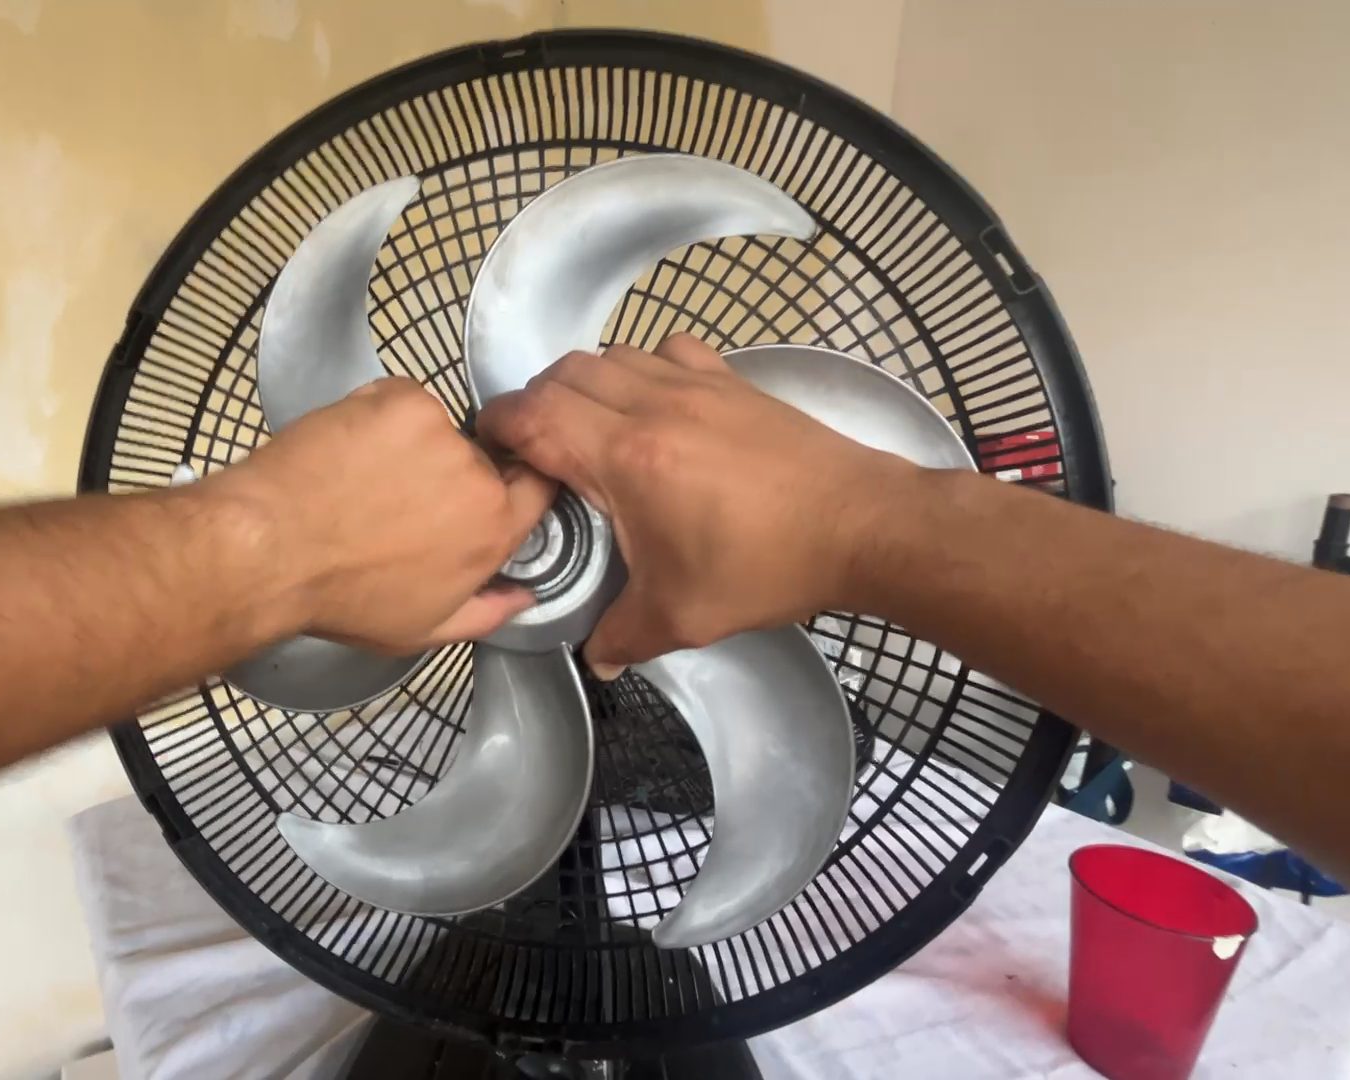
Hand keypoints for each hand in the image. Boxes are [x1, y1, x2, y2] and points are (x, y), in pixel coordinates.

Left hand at [222, 377, 556, 653]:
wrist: (270, 548)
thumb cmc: (344, 598)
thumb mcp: (422, 631)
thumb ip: (487, 613)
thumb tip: (524, 596)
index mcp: (491, 529)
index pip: (537, 487)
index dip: (514, 487)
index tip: (484, 492)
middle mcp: (476, 474)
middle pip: (482, 462)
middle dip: (451, 478)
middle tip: (402, 498)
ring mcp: (437, 429)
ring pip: (439, 433)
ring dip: (414, 449)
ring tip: (364, 477)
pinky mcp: (398, 397)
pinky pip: (404, 403)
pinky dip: (382, 420)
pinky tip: (349, 449)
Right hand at [476, 334, 915, 676]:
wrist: (863, 527)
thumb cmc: (765, 568)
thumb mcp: (681, 616)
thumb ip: (622, 637)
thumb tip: (595, 661)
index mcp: (627, 459)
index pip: (536, 416)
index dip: (497, 424)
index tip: (485, 446)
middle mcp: (652, 406)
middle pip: (563, 375)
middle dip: (532, 405)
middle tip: (533, 446)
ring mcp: (693, 384)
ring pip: (609, 354)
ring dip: (581, 384)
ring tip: (585, 426)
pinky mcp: (730, 379)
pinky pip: (664, 350)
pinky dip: (638, 368)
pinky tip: (649, 405)